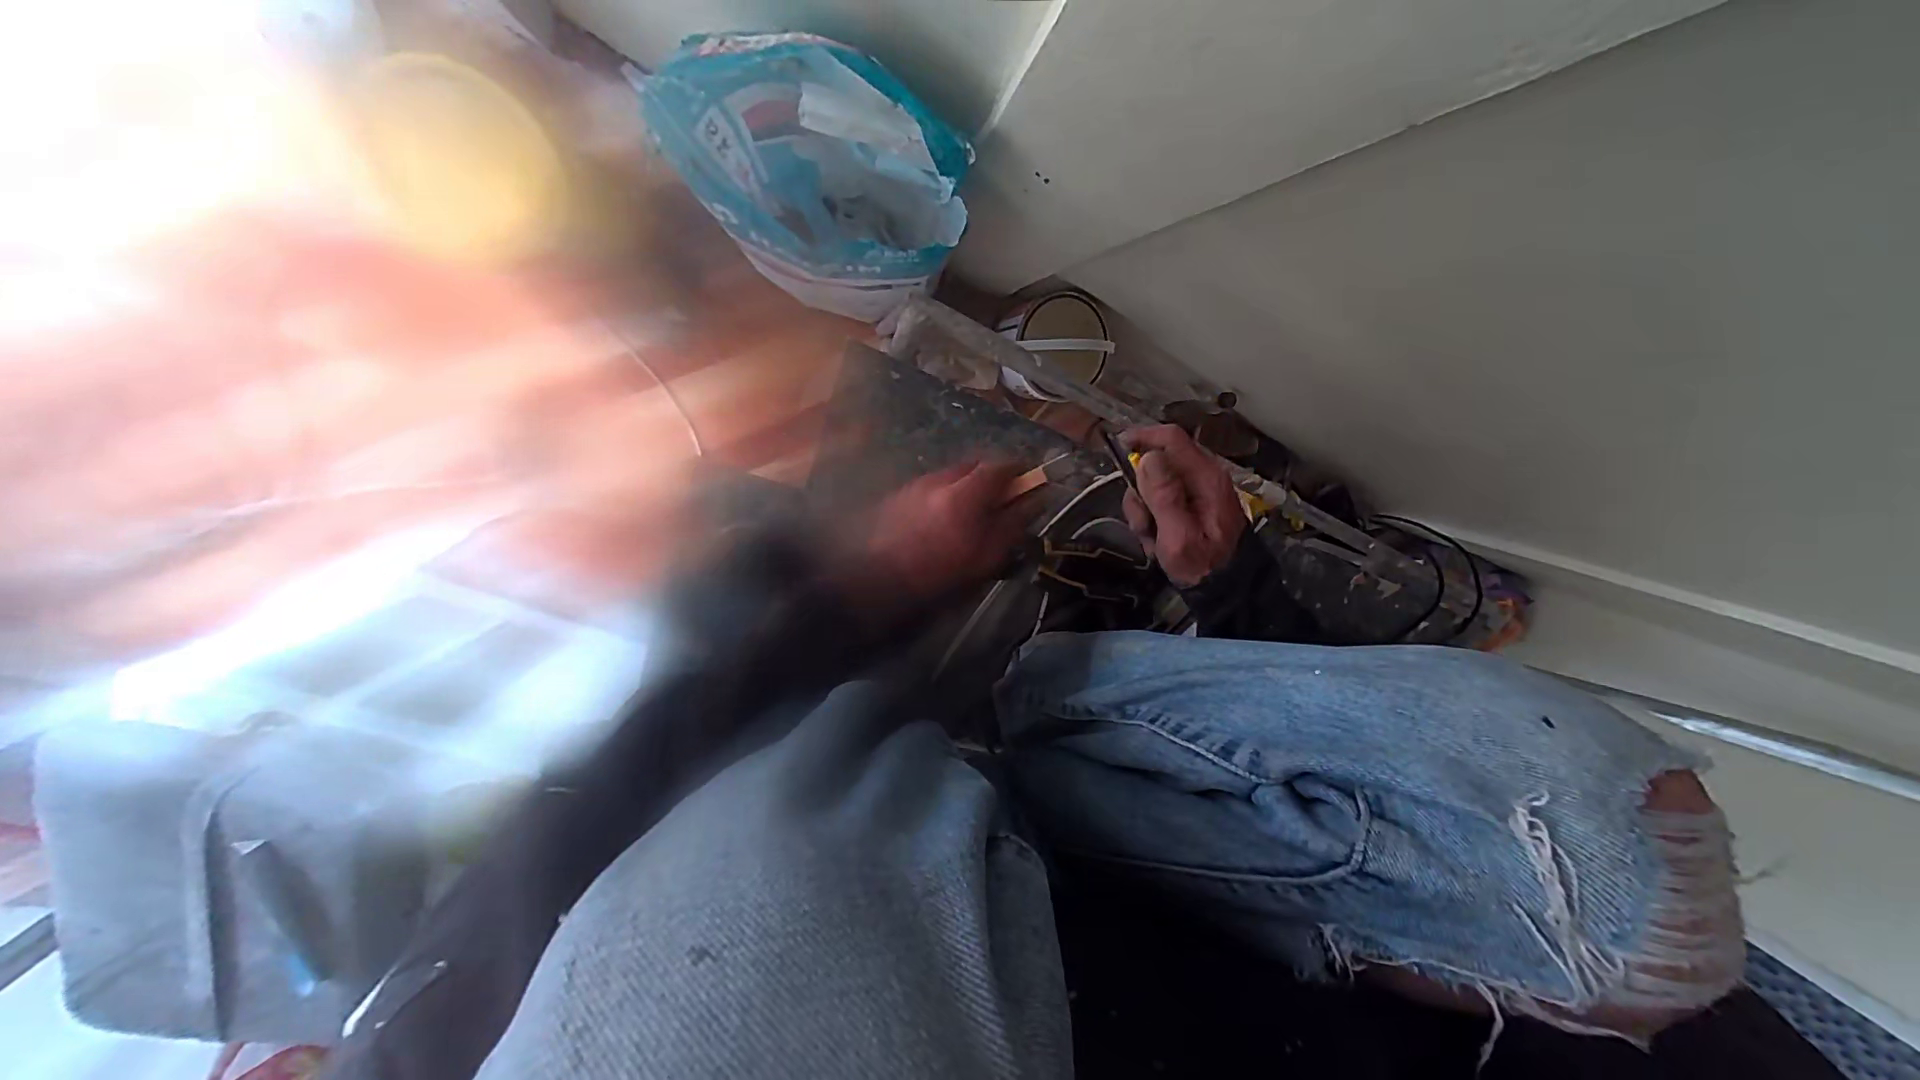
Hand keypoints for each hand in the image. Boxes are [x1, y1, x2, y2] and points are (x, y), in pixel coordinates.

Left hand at [856, 461, 1028, 608]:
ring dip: (967, 487)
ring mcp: (916, 485)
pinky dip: (945, 496)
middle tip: (1003, 499)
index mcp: (965, 493)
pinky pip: (932, 487)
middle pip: (975, 465)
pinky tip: (942, 522)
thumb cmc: (938, 575)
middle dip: (993, 477)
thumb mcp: (985, 556)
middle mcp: (939, 480)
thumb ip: (1012, 524)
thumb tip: (1035, 499)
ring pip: (951, 476)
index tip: (1030, 482)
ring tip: (972, 514)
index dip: (1020, 470)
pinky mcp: (898, 496)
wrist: (876, 582)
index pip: (1001, 465)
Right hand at [1120, 424, 1245, 586]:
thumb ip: (1164, 496)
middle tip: (1142, 524)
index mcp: (1205, 478)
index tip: (1117, 449)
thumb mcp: (1179, 536)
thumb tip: (1149, 457)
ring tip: (1152, 539)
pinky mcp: (1190, 504)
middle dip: (1140, 492)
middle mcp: (1202, 477)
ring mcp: (1196, 491)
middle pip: (1157, 463)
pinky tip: (1158, 540)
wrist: (1226, 591)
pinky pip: (1159, 500)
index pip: (1172, 438)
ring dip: (1143, 511)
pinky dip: (1151, 519)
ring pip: (1153, 485)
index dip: (1143, 437)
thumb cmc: (1204, 566)